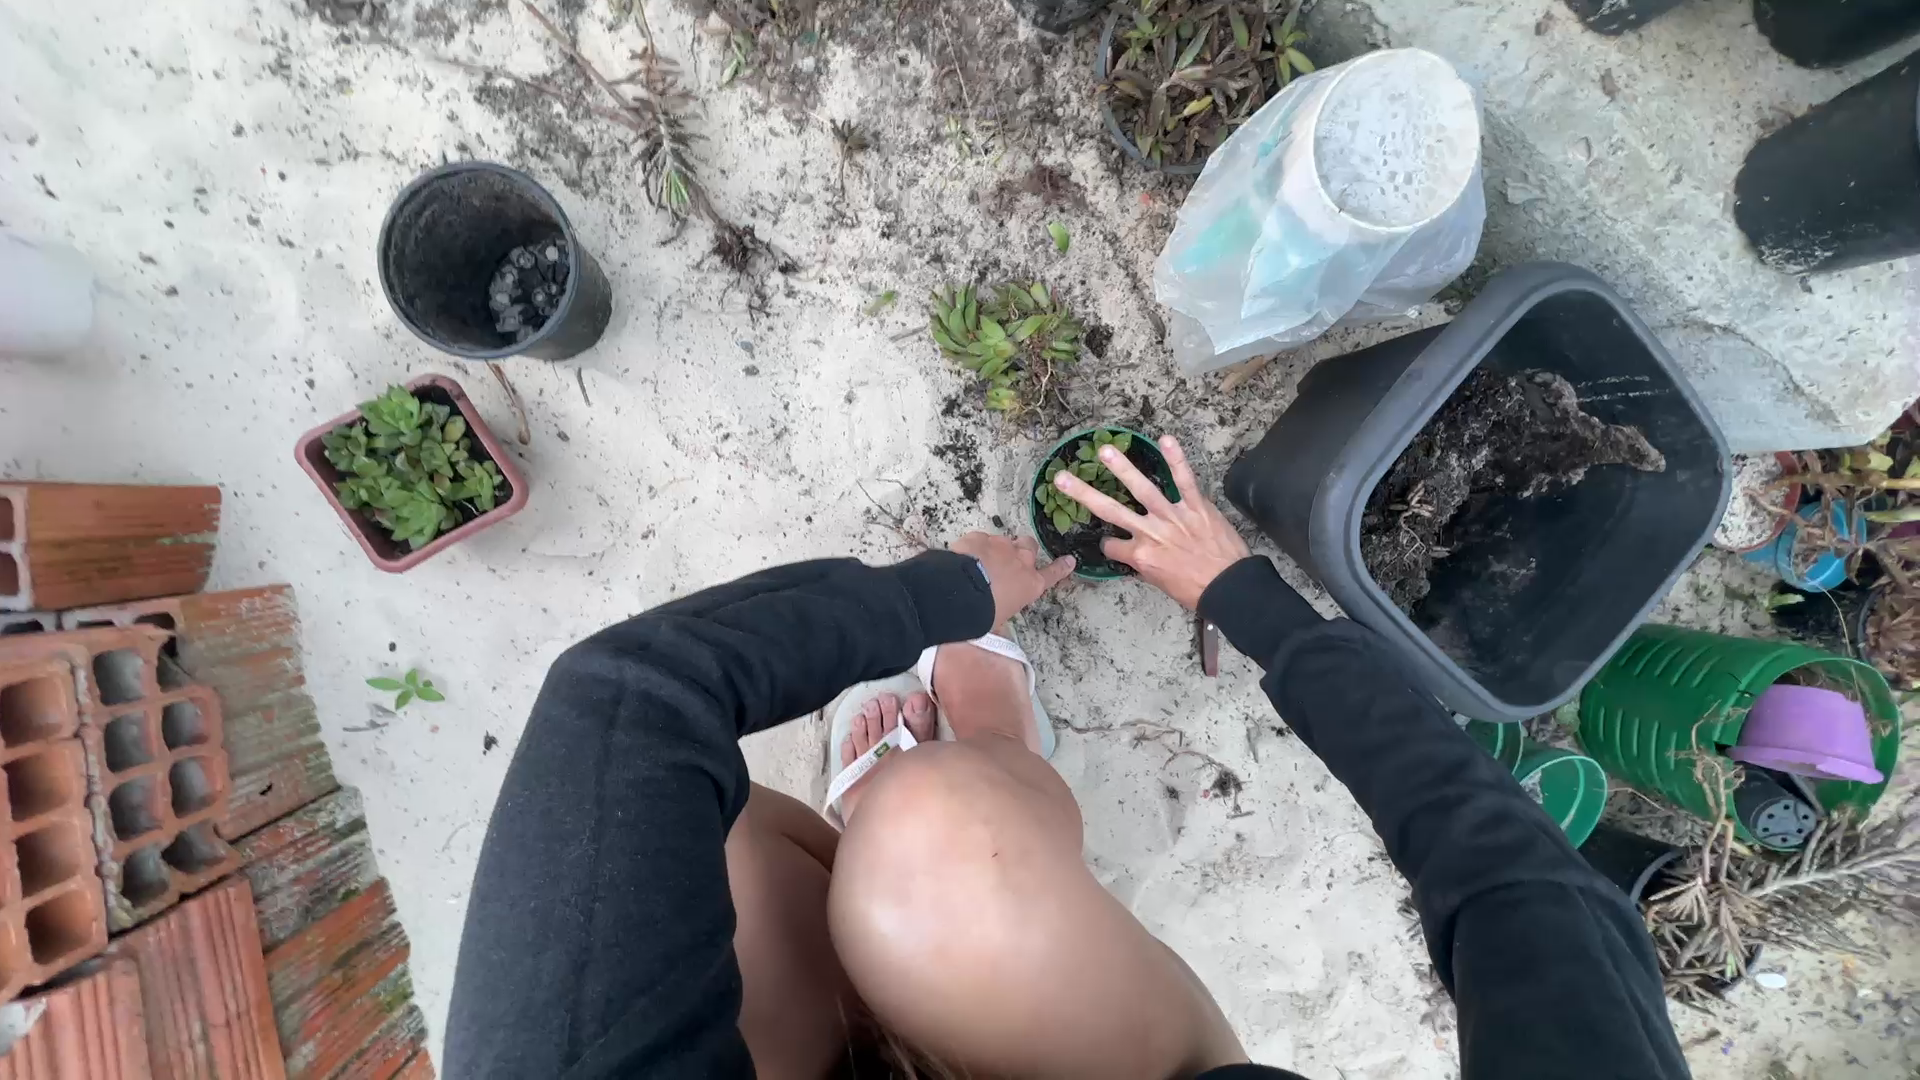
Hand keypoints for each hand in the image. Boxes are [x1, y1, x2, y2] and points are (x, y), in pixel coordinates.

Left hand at [950, 532, 1075, 630]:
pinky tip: (965, 557)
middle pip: (1030, 546)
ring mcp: (1001, 545)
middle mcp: (1021, 561)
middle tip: (1012, 557)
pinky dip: (976, 546)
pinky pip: (982, 539)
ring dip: (997, 548)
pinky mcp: (981, 538)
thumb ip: (1002, 614)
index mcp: (1030, 585)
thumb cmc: (983, 613)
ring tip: (981, 561)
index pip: (1053, 574)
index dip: (1061, 567)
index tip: (1069, 560)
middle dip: (1023, 549)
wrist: (960, 593)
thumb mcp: (998, 620)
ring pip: (1005, 540)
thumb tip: (997, 626)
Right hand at [1050, 434, 1250, 609]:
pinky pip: (1184, 480)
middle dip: (1082, 493)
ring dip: (1121, 467)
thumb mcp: (1161, 583)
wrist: (1229, 587)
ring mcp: (1172, 516)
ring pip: (1142, 488)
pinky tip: (1165, 439)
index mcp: (1139, 555)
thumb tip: (1138, 552)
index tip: (1114, 544)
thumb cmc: (1196, 590)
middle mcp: (1150, 533)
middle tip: (1061, 477)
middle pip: (1109, 510)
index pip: (1112, 544)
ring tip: (1104, 450)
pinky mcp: (1195, 506)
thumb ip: (1145, 563)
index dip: (1111, 545)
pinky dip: (1176, 459)